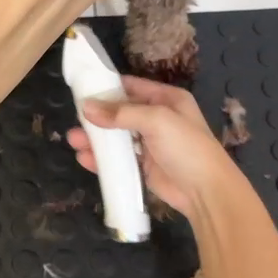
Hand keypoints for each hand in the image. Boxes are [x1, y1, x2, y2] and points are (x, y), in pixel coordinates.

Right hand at [69, 77, 244, 218]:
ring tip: (72, 141)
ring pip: (117, 138)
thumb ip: (120, 113)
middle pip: (120, 113)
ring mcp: (150, 144)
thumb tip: (86, 107)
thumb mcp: (156, 120)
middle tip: (74, 119)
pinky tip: (84, 158)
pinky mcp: (144, 166)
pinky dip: (102, 159)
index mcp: (166, 100)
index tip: (81, 89)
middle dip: (97, 116)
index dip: (107, 87)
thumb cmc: (186, 147)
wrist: (205, 191)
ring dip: (96, 139)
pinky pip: (119, 159)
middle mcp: (157, 119)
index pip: (132, 87)